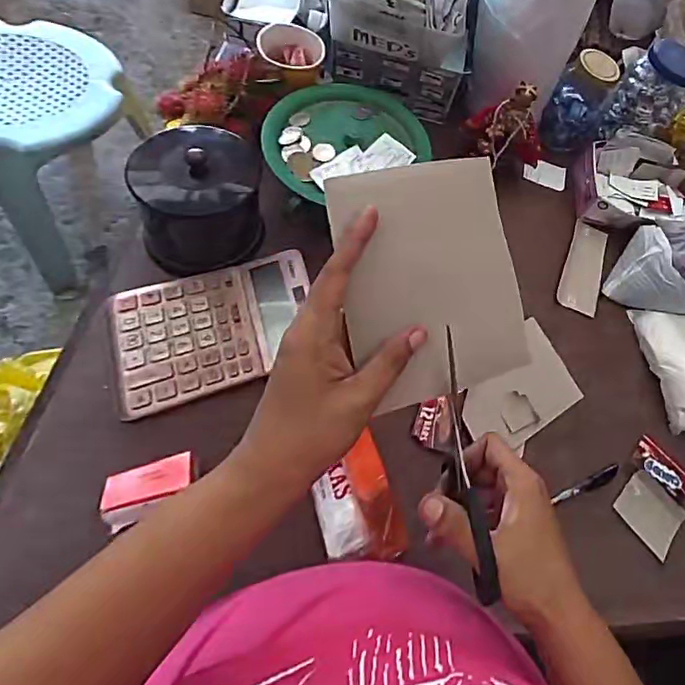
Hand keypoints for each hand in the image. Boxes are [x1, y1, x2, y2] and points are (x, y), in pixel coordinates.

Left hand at [227, 207, 425, 498]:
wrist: (268, 470)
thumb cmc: (309, 436)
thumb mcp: (357, 401)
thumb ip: (387, 363)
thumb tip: (416, 330)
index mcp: (312, 333)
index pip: (335, 278)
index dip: (353, 244)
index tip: (369, 215)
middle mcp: (306, 331)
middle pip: (333, 283)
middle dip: (357, 255)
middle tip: (386, 231)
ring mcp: (306, 346)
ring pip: (337, 306)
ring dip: (361, 287)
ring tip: (392, 268)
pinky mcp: (310, 360)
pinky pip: (339, 327)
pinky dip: (360, 317)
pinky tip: (384, 320)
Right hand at [420, 434, 585, 624]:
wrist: (558, 613)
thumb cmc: (530, 577)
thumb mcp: (487, 549)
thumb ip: (454, 524)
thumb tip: (426, 503)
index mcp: (522, 482)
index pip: (490, 445)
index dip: (465, 457)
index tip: (446, 483)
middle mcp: (524, 488)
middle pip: (484, 468)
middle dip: (457, 486)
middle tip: (436, 511)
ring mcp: (522, 507)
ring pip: (484, 491)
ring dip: (461, 507)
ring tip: (438, 533)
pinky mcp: (519, 526)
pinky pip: (490, 511)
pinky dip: (471, 521)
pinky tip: (452, 542)